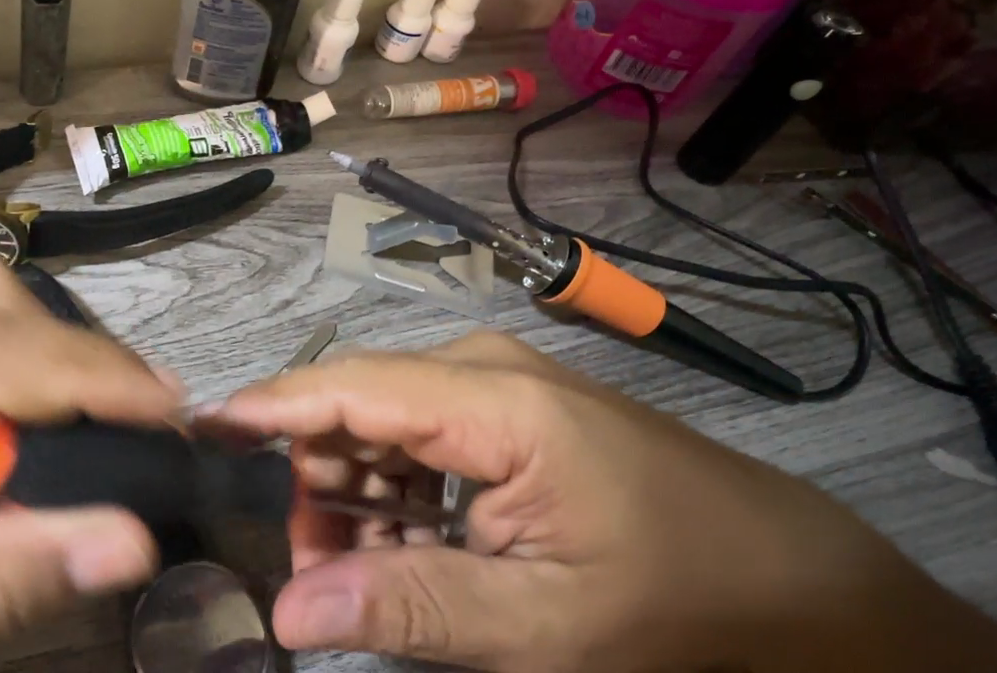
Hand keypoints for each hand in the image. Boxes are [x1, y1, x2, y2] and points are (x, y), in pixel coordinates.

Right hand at [217, 331, 996, 672]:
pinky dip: (396, 494)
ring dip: (354, 495)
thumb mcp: (542, 627)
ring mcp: (495, 386)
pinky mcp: (507, 411)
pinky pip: (420, 437)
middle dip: (313, 483)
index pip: (345, 387)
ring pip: (381, 424)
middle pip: (354, 407)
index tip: (193, 435)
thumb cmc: (679, 603)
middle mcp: (480, 369)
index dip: (263, 409)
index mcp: (489, 401)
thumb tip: (286, 611)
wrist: (803, 588)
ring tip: (362, 577)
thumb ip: (408, 607)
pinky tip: (407, 552)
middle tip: (309, 576)